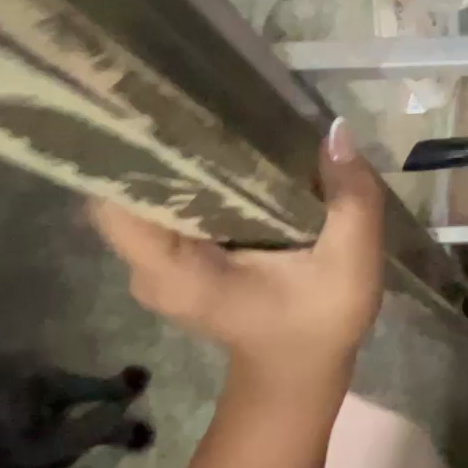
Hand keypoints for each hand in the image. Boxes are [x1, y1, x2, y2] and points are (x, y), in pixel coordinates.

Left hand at [89, 118, 384, 393]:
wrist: (298, 374)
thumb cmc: (318, 325)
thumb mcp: (351, 265)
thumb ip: (351, 200)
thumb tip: (337, 131)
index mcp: (178, 272)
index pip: (115, 205)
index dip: (128, 153)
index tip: (156, 107)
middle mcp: (149, 265)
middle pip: (127, 187)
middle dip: (155, 140)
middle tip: (198, 93)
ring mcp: (156, 261)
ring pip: (145, 191)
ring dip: (173, 153)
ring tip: (212, 110)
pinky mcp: (173, 255)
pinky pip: (164, 202)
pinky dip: (188, 173)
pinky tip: (222, 146)